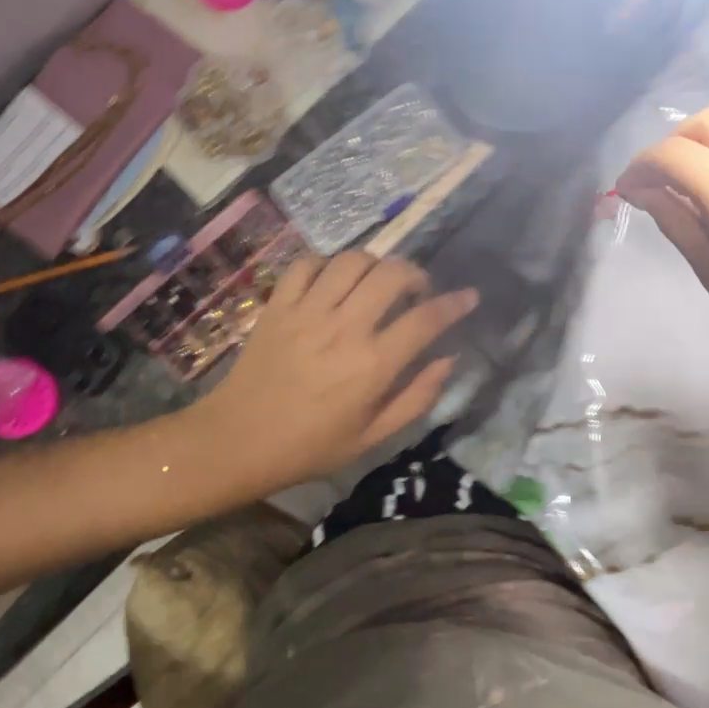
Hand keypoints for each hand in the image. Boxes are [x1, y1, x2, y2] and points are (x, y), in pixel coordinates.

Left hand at [195, 251, 475, 489]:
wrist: (239, 440)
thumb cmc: (311, 446)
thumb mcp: (373, 437)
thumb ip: (415, 398)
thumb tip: (447, 361)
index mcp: (372, 365)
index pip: (425, 319)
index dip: (454, 304)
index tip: (469, 297)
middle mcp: (345, 328)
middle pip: (393, 275)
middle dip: (415, 275)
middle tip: (417, 292)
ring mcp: (308, 311)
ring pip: (353, 261)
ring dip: (375, 265)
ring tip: (376, 283)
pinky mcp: (279, 305)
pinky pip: (307, 263)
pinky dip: (327, 264)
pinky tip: (333, 282)